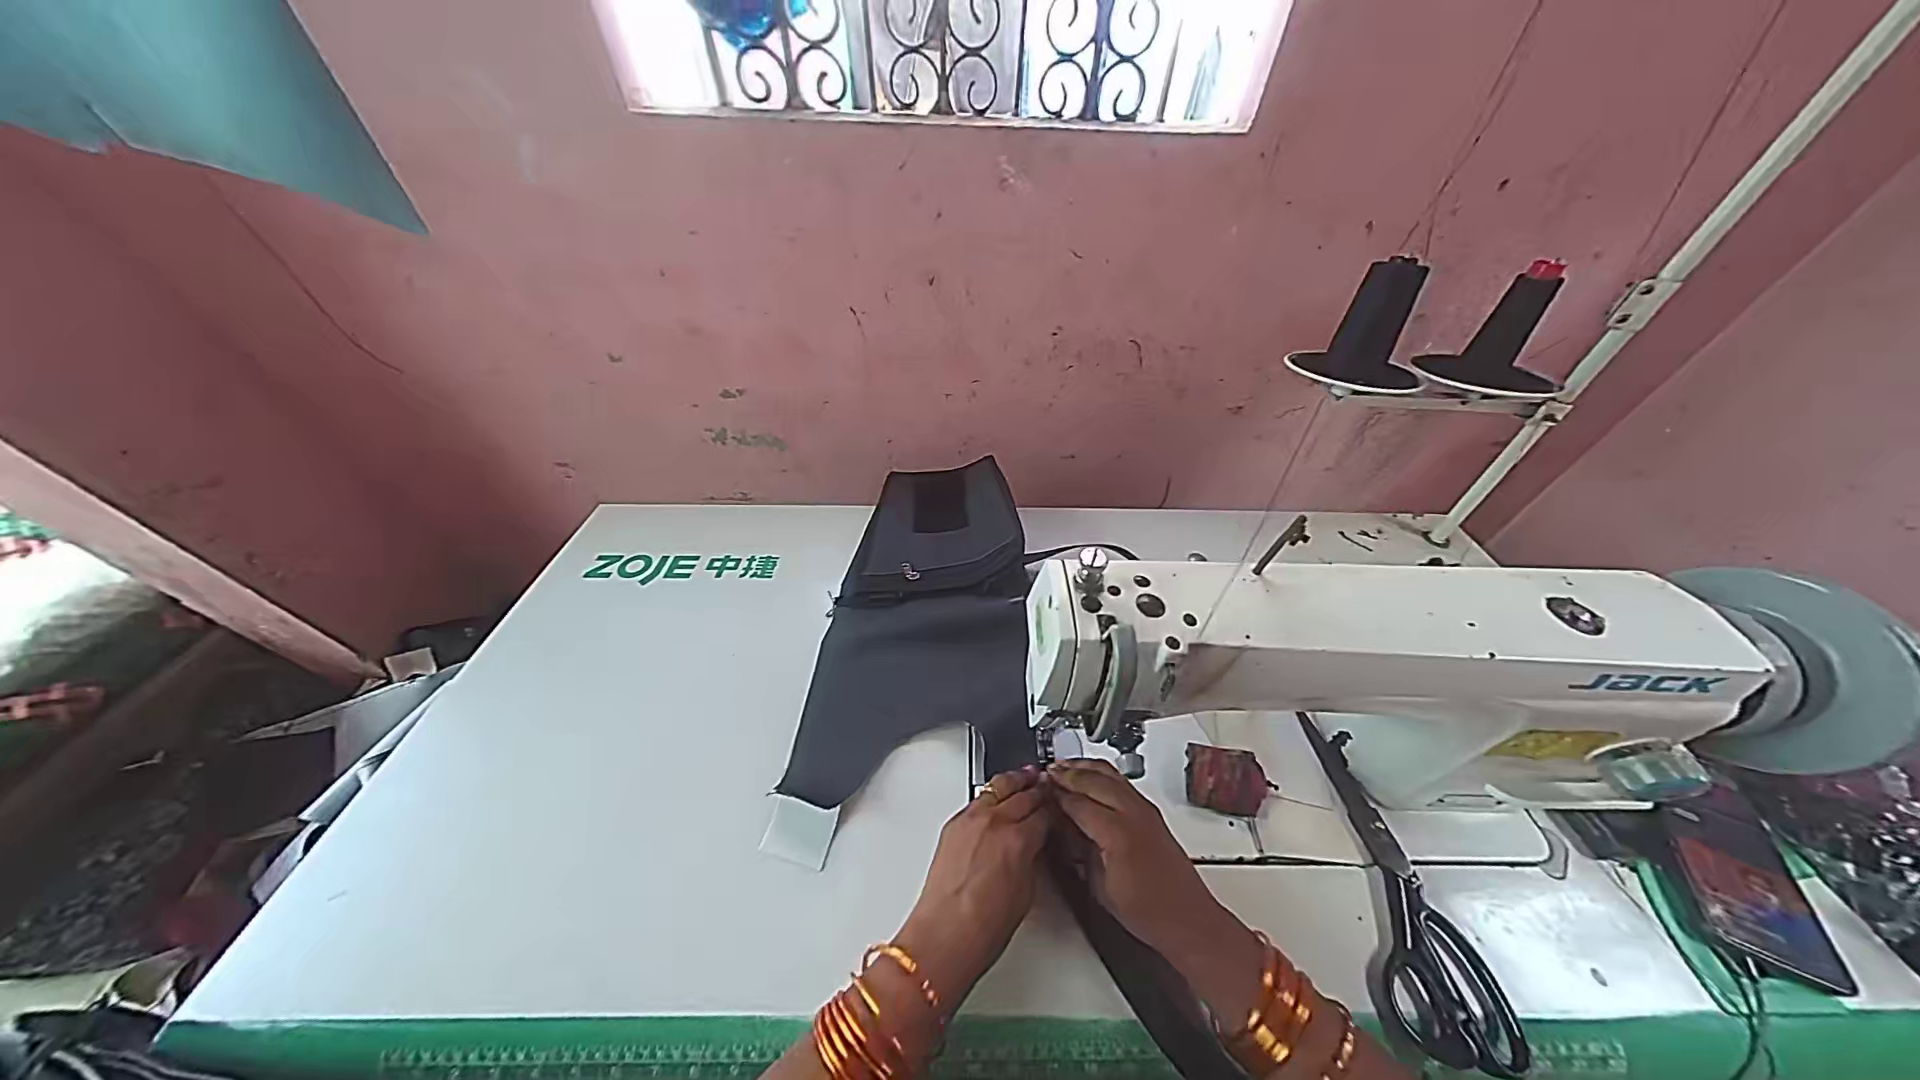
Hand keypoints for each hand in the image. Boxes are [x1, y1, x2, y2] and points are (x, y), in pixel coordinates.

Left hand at [892, 766, 1050, 1009]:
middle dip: (1038, 790)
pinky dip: (992, 792)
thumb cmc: (982, 927)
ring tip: (1026, 775)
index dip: (1054, 810)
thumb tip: (1034, 848)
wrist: (945, 935)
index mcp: (1019, 839)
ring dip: (1016, 780)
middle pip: (1024, 794)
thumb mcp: (1027, 893)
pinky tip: (997, 794)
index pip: (1045, 813)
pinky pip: (978, 798)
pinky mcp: (953, 824)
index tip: (1058, 808)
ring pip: (999, 786)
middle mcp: (994, 822)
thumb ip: (1033, 859)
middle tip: (1047, 786)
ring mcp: (971, 820)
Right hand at [1047, 758, 1261, 1013]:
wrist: (1186, 918)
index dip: (1056, 795)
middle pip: (1092, 779)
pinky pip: (1121, 781)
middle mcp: (1133, 814)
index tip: (1042, 791)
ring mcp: (1145, 810)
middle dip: (1067, 773)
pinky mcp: (1151, 812)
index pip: (1077, 803)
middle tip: (1048, 773)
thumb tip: (1064, 827)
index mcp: (1117, 833)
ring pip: (1109, 773)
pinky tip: (1091, 777)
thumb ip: (1079, 849)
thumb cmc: (1150, 911)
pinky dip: (1101, 774)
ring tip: (1065, 767)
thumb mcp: (1099, 886)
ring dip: (1084, 768)